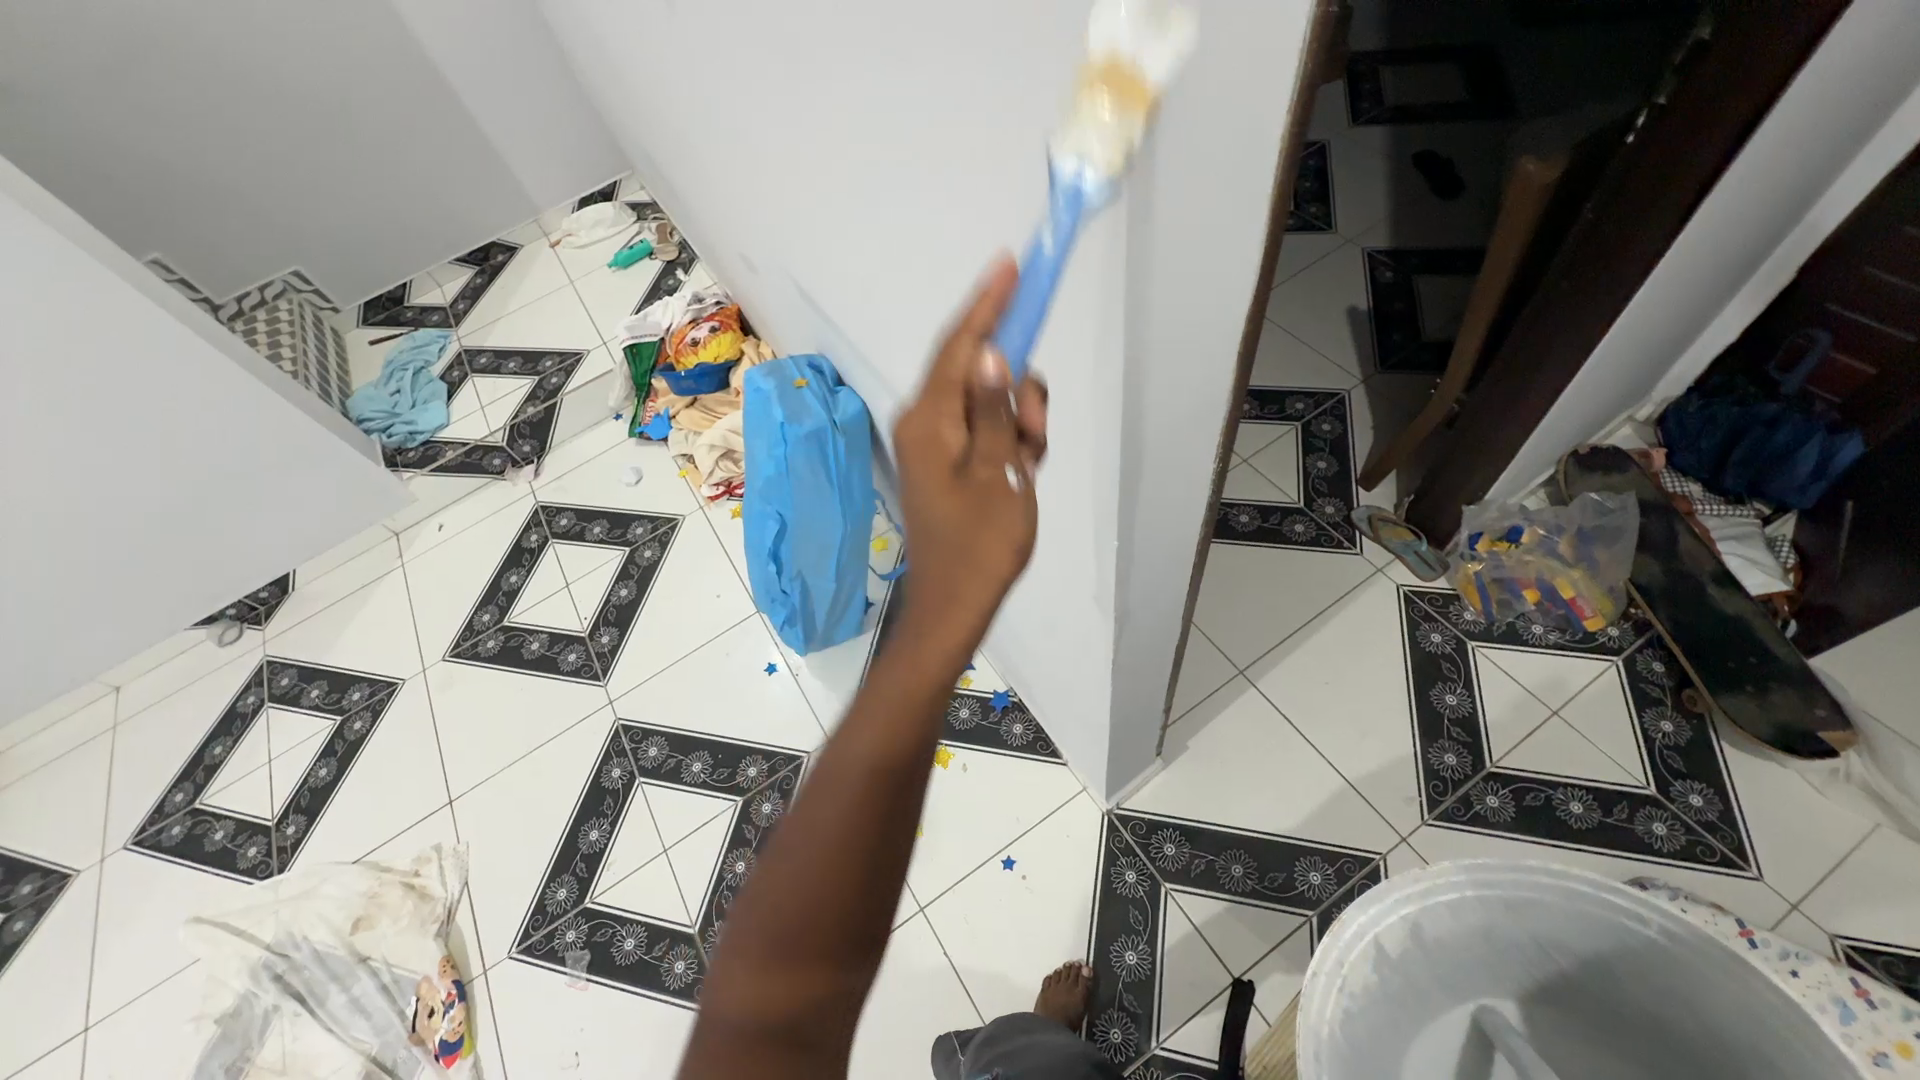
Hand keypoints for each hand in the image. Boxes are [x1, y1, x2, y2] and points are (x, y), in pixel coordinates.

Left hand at [892, 255, 1049, 644]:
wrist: (954, 604)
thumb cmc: (980, 543)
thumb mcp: (999, 471)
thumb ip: (994, 409)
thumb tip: (992, 354)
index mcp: (928, 418)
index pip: (962, 345)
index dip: (988, 304)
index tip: (1009, 264)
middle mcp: (923, 421)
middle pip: (979, 373)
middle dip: (1016, 392)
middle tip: (1034, 436)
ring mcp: (933, 443)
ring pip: (988, 403)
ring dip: (1017, 423)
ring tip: (1027, 467)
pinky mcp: (946, 462)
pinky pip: (984, 431)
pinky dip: (1008, 444)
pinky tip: (1020, 474)